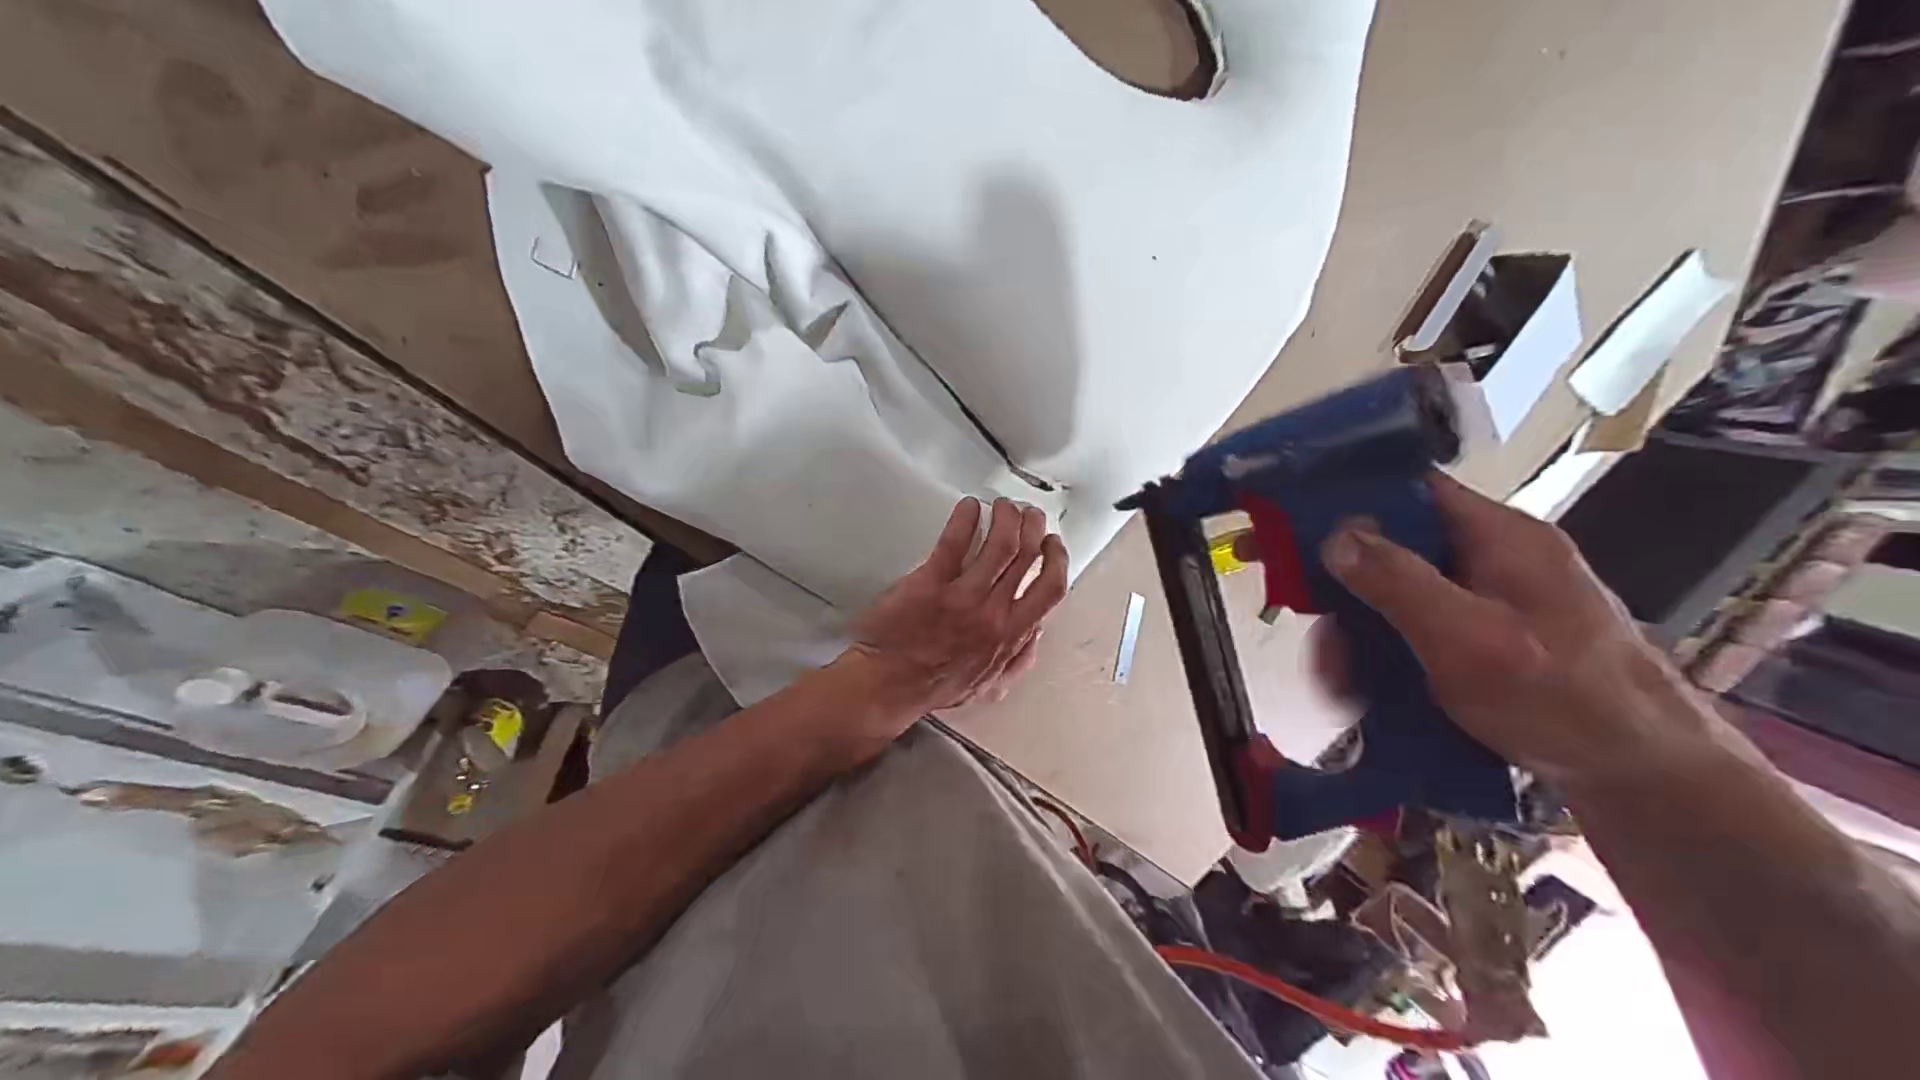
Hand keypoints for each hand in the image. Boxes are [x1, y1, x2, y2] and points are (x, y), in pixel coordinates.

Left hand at [841, 496, 1069, 714]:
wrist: (886, 686)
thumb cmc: (932, 686)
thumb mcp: (989, 686)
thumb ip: (1018, 660)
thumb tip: (1036, 634)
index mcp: (1010, 635)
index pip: (1050, 588)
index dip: (1056, 558)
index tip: (1051, 544)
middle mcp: (993, 613)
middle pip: (1027, 555)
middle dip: (1033, 527)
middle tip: (1028, 515)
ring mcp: (962, 597)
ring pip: (1000, 544)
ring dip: (1006, 517)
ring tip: (1001, 507)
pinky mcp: (929, 584)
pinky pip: (954, 542)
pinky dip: (966, 519)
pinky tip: (968, 508)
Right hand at [1313, 473, 1714, 788]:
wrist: (1648, 782)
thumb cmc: (1564, 701)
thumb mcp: (1470, 640)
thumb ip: (1400, 583)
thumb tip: (1335, 536)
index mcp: (1498, 536)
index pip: (1410, 488)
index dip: (1347, 496)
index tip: (1288, 521)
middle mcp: (1490, 557)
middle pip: (1391, 545)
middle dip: (1338, 582)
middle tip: (1296, 611)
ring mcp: (1487, 599)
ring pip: (1394, 592)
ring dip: (1354, 630)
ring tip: (1332, 677)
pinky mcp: (1483, 637)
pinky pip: (1412, 628)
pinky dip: (1380, 652)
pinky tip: (1361, 688)